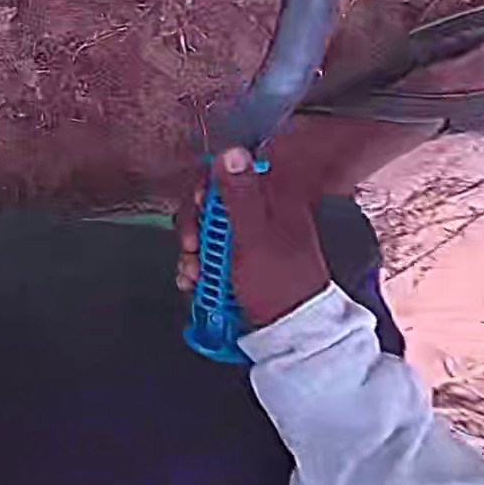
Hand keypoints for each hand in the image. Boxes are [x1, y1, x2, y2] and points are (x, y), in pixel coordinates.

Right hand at [174, 147, 330, 326]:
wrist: (291, 332)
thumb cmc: (278, 284)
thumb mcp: (254, 236)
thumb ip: (239, 194)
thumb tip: (231, 152)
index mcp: (272, 199)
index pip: (228, 173)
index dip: (206, 189)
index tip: (199, 209)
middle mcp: (260, 214)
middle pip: (209, 204)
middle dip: (194, 228)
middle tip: (193, 248)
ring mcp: (248, 238)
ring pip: (204, 230)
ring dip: (192, 252)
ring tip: (196, 274)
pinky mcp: (238, 259)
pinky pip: (207, 253)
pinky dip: (197, 266)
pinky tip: (197, 281)